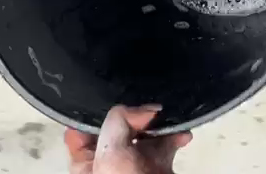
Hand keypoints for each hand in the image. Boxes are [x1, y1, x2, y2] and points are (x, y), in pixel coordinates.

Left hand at [64, 105, 191, 173]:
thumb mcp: (112, 156)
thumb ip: (118, 122)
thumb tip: (145, 109)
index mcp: (86, 165)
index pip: (81, 129)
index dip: (97, 111)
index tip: (120, 98)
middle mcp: (107, 164)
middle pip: (118, 125)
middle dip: (137, 112)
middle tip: (151, 113)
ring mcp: (132, 167)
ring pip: (144, 131)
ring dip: (161, 123)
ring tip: (171, 121)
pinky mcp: (155, 168)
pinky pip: (165, 143)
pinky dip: (176, 135)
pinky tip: (184, 136)